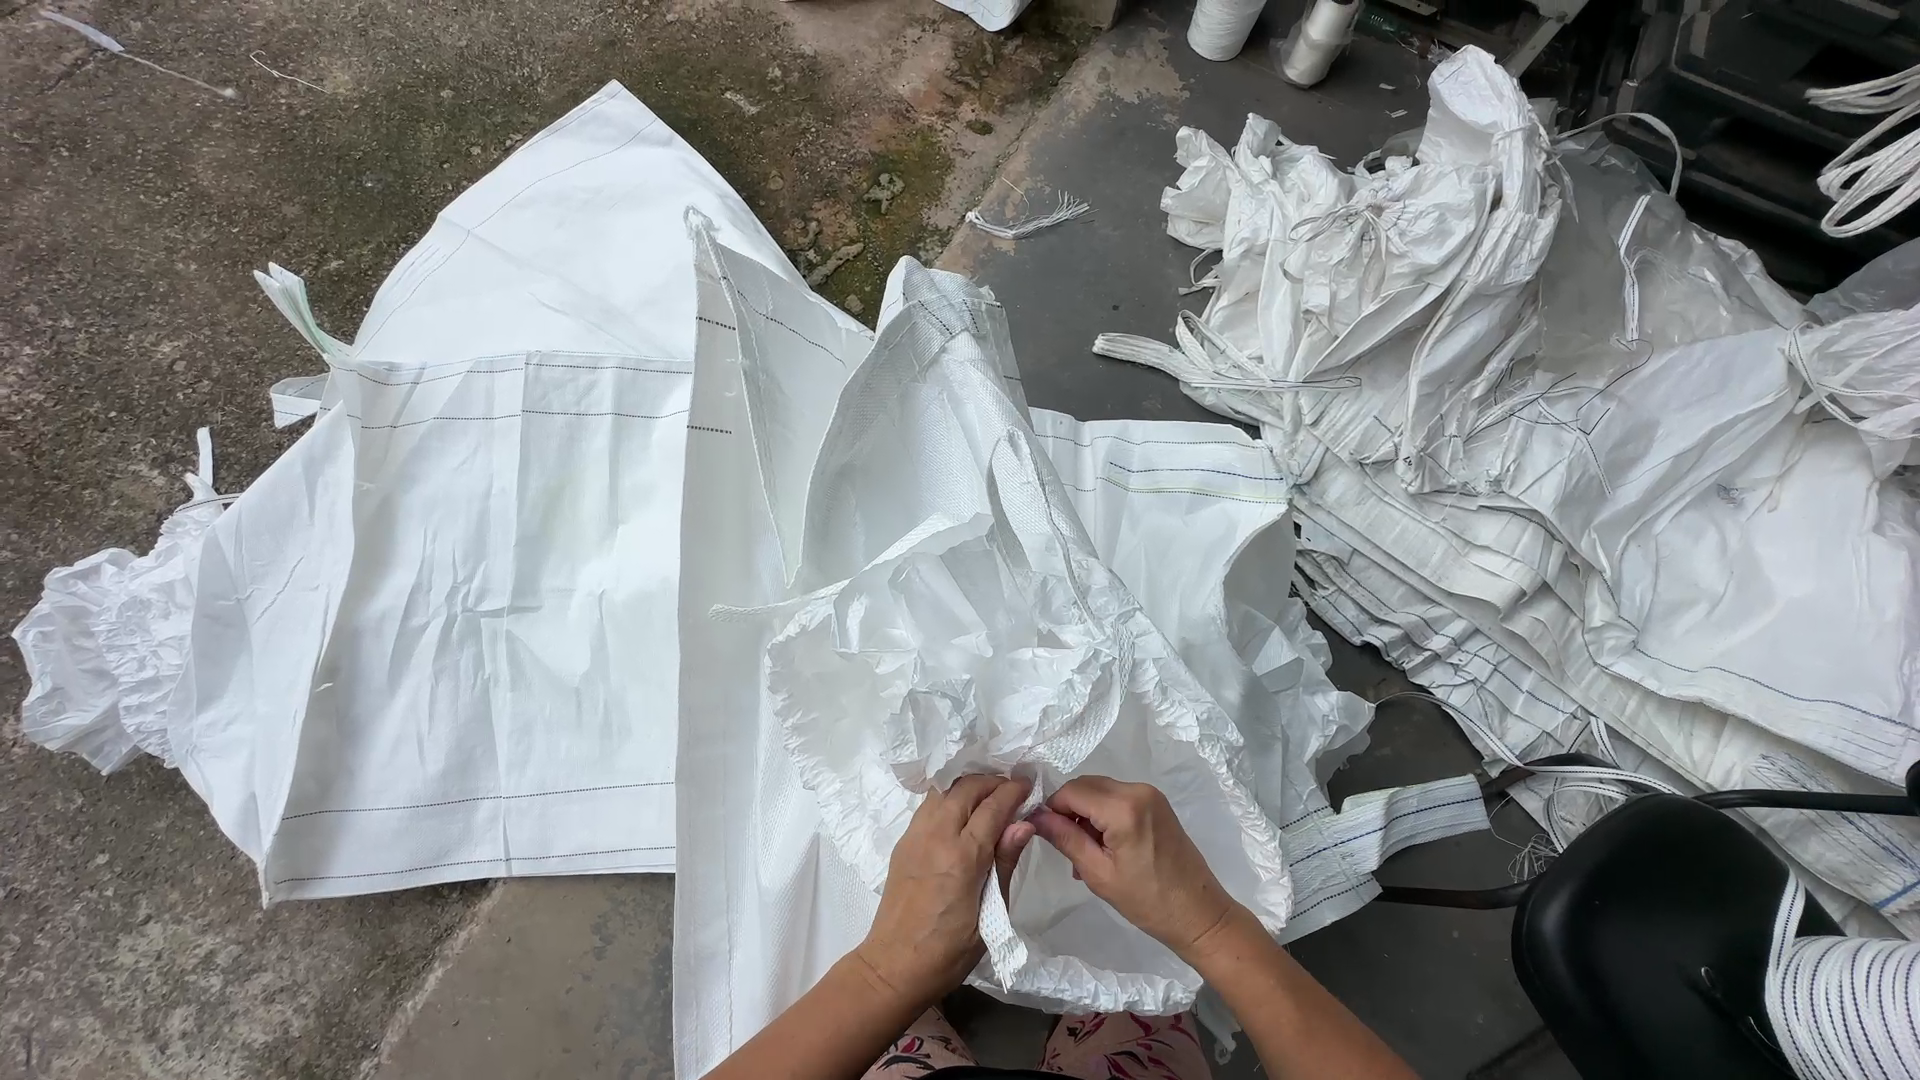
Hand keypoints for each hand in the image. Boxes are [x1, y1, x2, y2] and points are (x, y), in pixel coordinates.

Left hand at [854, 774, 1035, 1008]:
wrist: (893, 966)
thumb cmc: (948, 952)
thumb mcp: (989, 916)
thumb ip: (1004, 864)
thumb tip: (1024, 823)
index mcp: (962, 857)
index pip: (993, 808)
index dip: (1013, 792)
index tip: (1028, 785)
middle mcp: (937, 836)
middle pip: (967, 789)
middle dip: (992, 782)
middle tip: (1011, 789)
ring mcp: (916, 835)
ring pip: (944, 790)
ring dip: (969, 785)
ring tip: (988, 795)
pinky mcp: (903, 841)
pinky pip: (929, 804)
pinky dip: (949, 796)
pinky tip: (961, 808)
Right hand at [1030, 776, 1241, 962]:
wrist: (1198, 914)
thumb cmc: (1147, 901)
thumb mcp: (1098, 874)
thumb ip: (1065, 838)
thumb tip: (1034, 816)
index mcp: (1123, 807)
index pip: (1071, 791)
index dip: (1052, 809)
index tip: (1045, 834)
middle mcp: (1137, 790)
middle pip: (1085, 786)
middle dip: (1069, 810)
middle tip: (1067, 847)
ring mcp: (1150, 794)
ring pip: (1100, 790)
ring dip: (1085, 813)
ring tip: (1085, 852)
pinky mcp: (1157, 802)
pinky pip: (1117, 797)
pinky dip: (1103, 814)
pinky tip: (1104, 845)